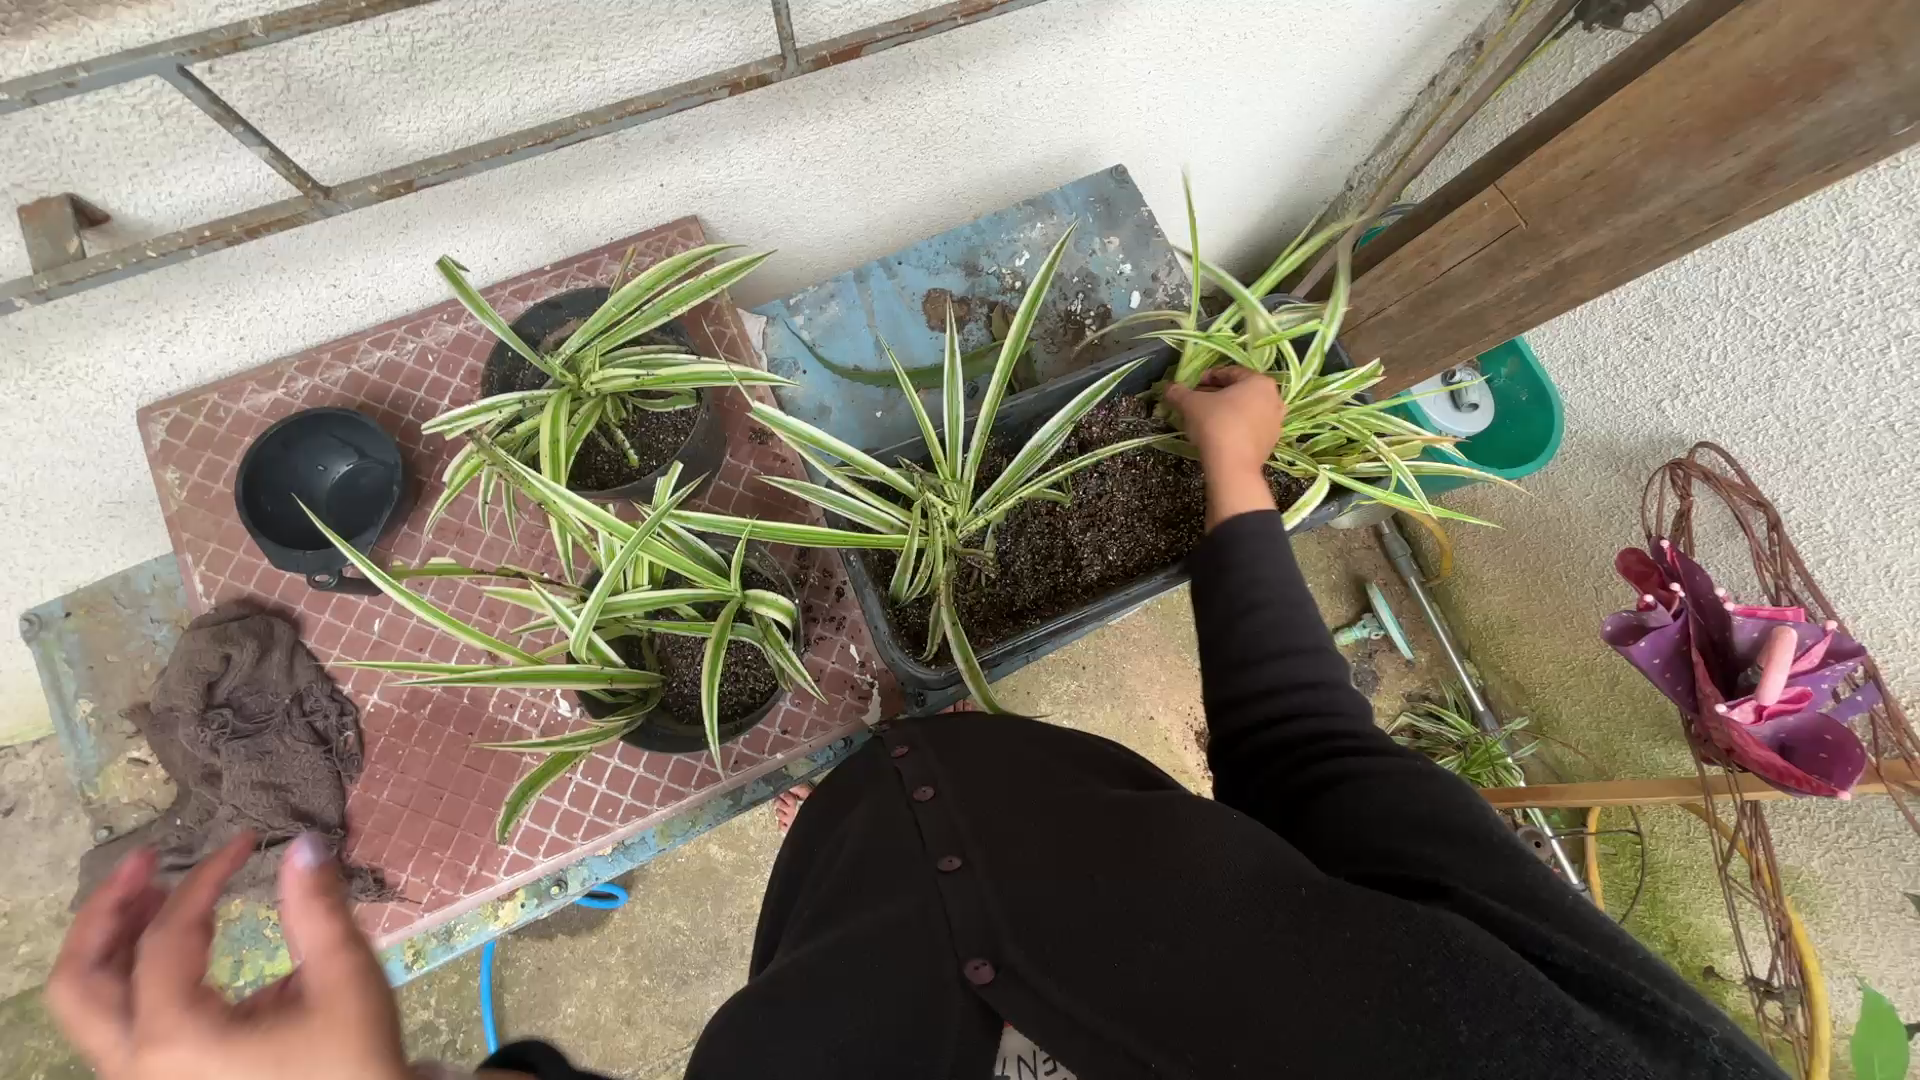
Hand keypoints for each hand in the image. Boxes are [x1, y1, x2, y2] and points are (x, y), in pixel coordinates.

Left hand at [48, 832, 411, 1079]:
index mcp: (178, 1036)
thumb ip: (318, 910)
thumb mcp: (343, 976)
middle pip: (78, 981)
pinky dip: (127, 966)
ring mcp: (136, 1073)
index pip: (170, 937)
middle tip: (149, 857)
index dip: (205, 878)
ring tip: (153, 887)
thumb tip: (305, 844)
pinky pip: (114, 1014)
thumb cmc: (349, 1051)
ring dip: (110, 938)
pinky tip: (166, 934)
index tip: (248, 841)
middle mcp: (135, 1062)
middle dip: (106, 911)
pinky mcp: (154, 1072)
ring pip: (86, 1001)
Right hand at [1164, 366, 1287, 527]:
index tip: (1192, 386)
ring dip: (1227, 411)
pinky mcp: (1270, 443)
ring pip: (1246, 410)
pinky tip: (1219, 435)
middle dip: (1217, 395)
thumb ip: (1179, 393)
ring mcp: (1275, 422)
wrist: (1232, 465)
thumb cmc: (1215, 424)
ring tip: (1206, 420)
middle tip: (1197, 402)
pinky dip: (1235, 427)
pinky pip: (1250, 428)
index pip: (1230, 372)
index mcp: (1259, 382)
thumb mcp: (1190, 404)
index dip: (1207, 377)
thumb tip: (1168, 388)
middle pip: (1240, 391)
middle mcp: (1273, 399)